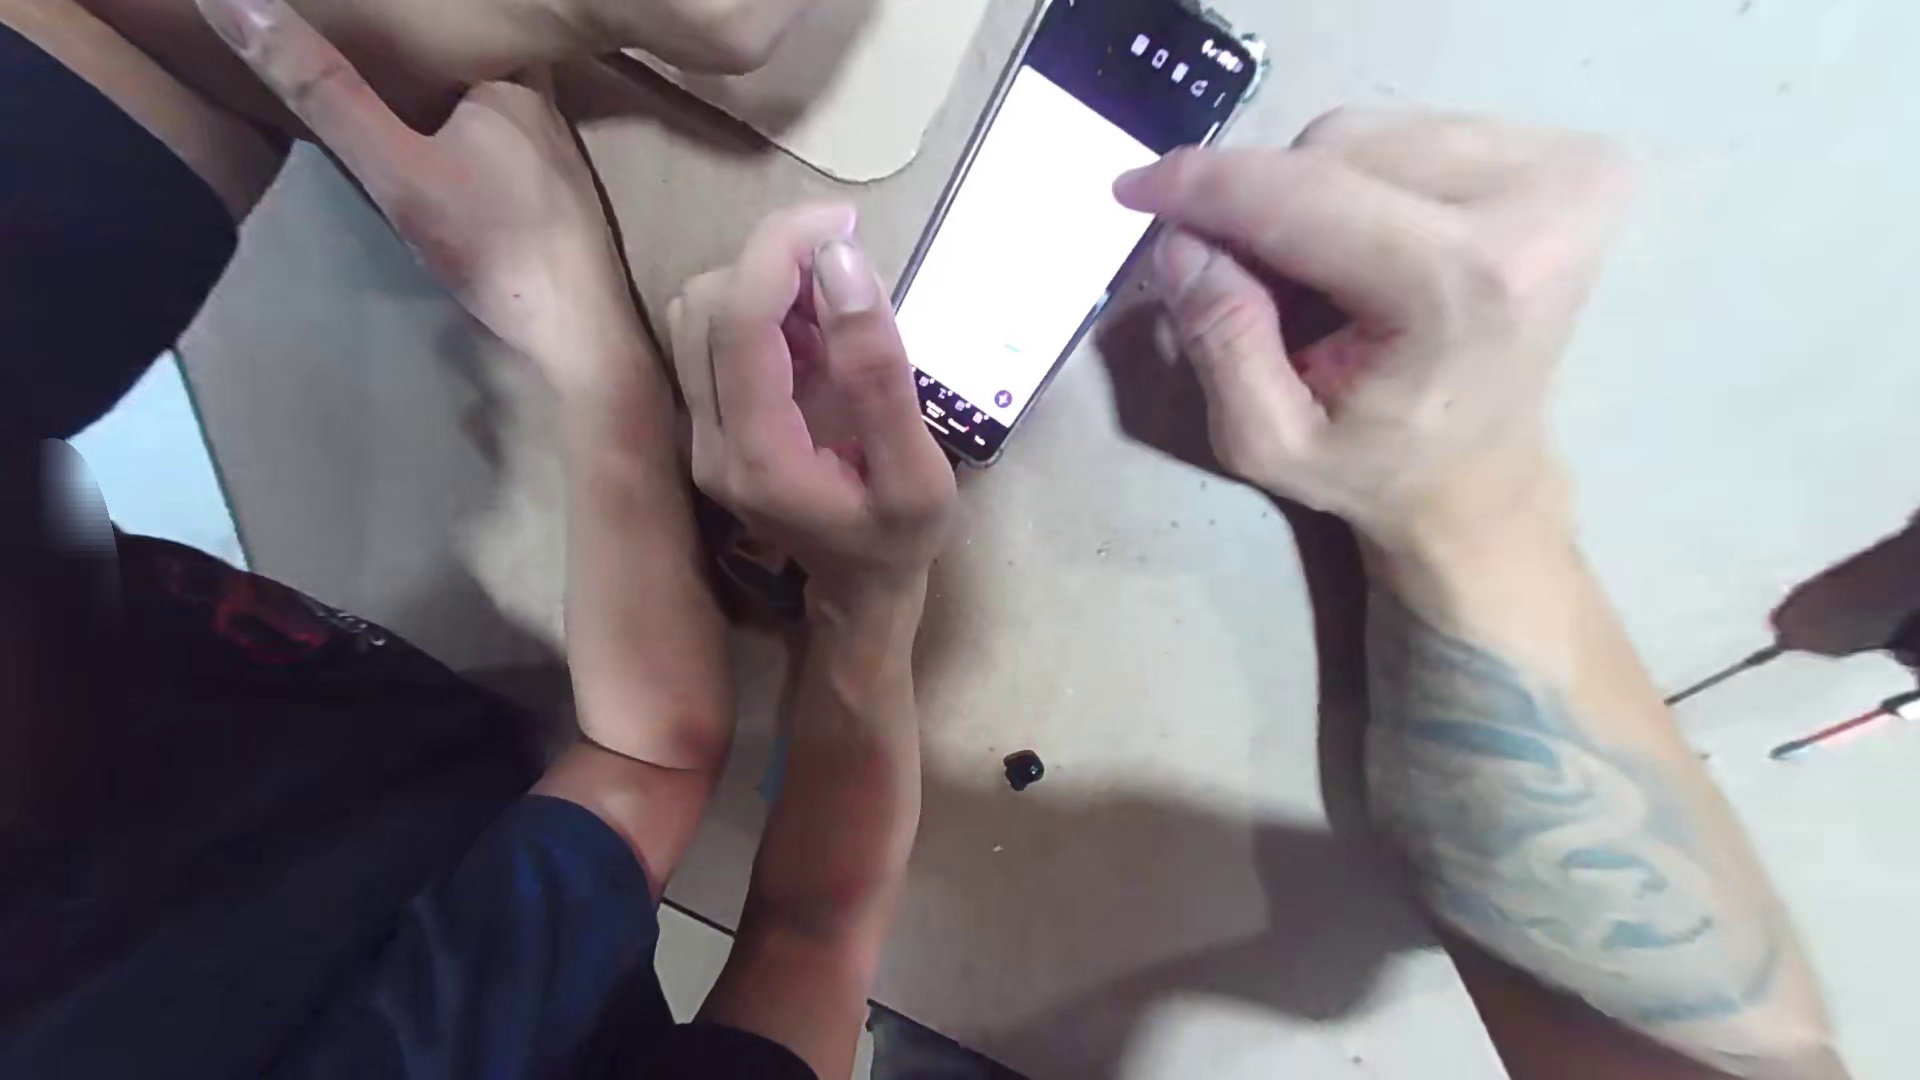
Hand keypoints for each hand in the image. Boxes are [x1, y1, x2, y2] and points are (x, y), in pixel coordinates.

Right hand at [196, 0, 640, 392]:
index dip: (434, 8)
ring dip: (465, 100)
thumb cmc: (498, 247)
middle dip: (444, 51)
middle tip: (379, 29)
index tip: (386, 0)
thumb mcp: (395, 168)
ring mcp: (567, 170)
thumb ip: (321, 89)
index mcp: (520, 91)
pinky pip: (521, 158)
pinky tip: (462, 155)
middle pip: (490, 66)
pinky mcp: (569, 212)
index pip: (479, 20)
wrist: (580, 332)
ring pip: (507, 114)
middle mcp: (553, 123)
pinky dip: (488, 146)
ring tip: (405, 77)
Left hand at [666, 205, 956, 609]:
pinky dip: (758, 315)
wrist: (857, 594)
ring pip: (699, 318)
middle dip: (774, 263)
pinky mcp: (710, 431)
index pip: (741, 319)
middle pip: (708, 307)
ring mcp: (702, 438)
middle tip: (847, 268)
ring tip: (831, 308)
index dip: (783, 251)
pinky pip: (711, 343)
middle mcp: (710, 442)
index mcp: (760, 456)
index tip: (843, 222)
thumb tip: (845, 268)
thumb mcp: (917, 475)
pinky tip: (810, 337)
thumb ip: (881, 377)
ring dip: (764, 287)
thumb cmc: (898, 544)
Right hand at [1114, 109, 1629, 547]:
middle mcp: (1540, 198)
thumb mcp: (1265, 441)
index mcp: (1465, 282)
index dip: (1204, 187)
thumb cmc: (1367, 471)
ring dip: (1292, 200)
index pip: (1303, 198)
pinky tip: (1341, 256)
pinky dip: (1336, 191)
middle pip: (1328, 150)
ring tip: (1294, 284)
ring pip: (1358, 135)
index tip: (1133, 187)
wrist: (1473, 475)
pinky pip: (1396, 139)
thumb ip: (1220, 344)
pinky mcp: (1560, 156)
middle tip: (1227, 283)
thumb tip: (1179, 244)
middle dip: (1250, 208)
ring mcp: (1562, 166)